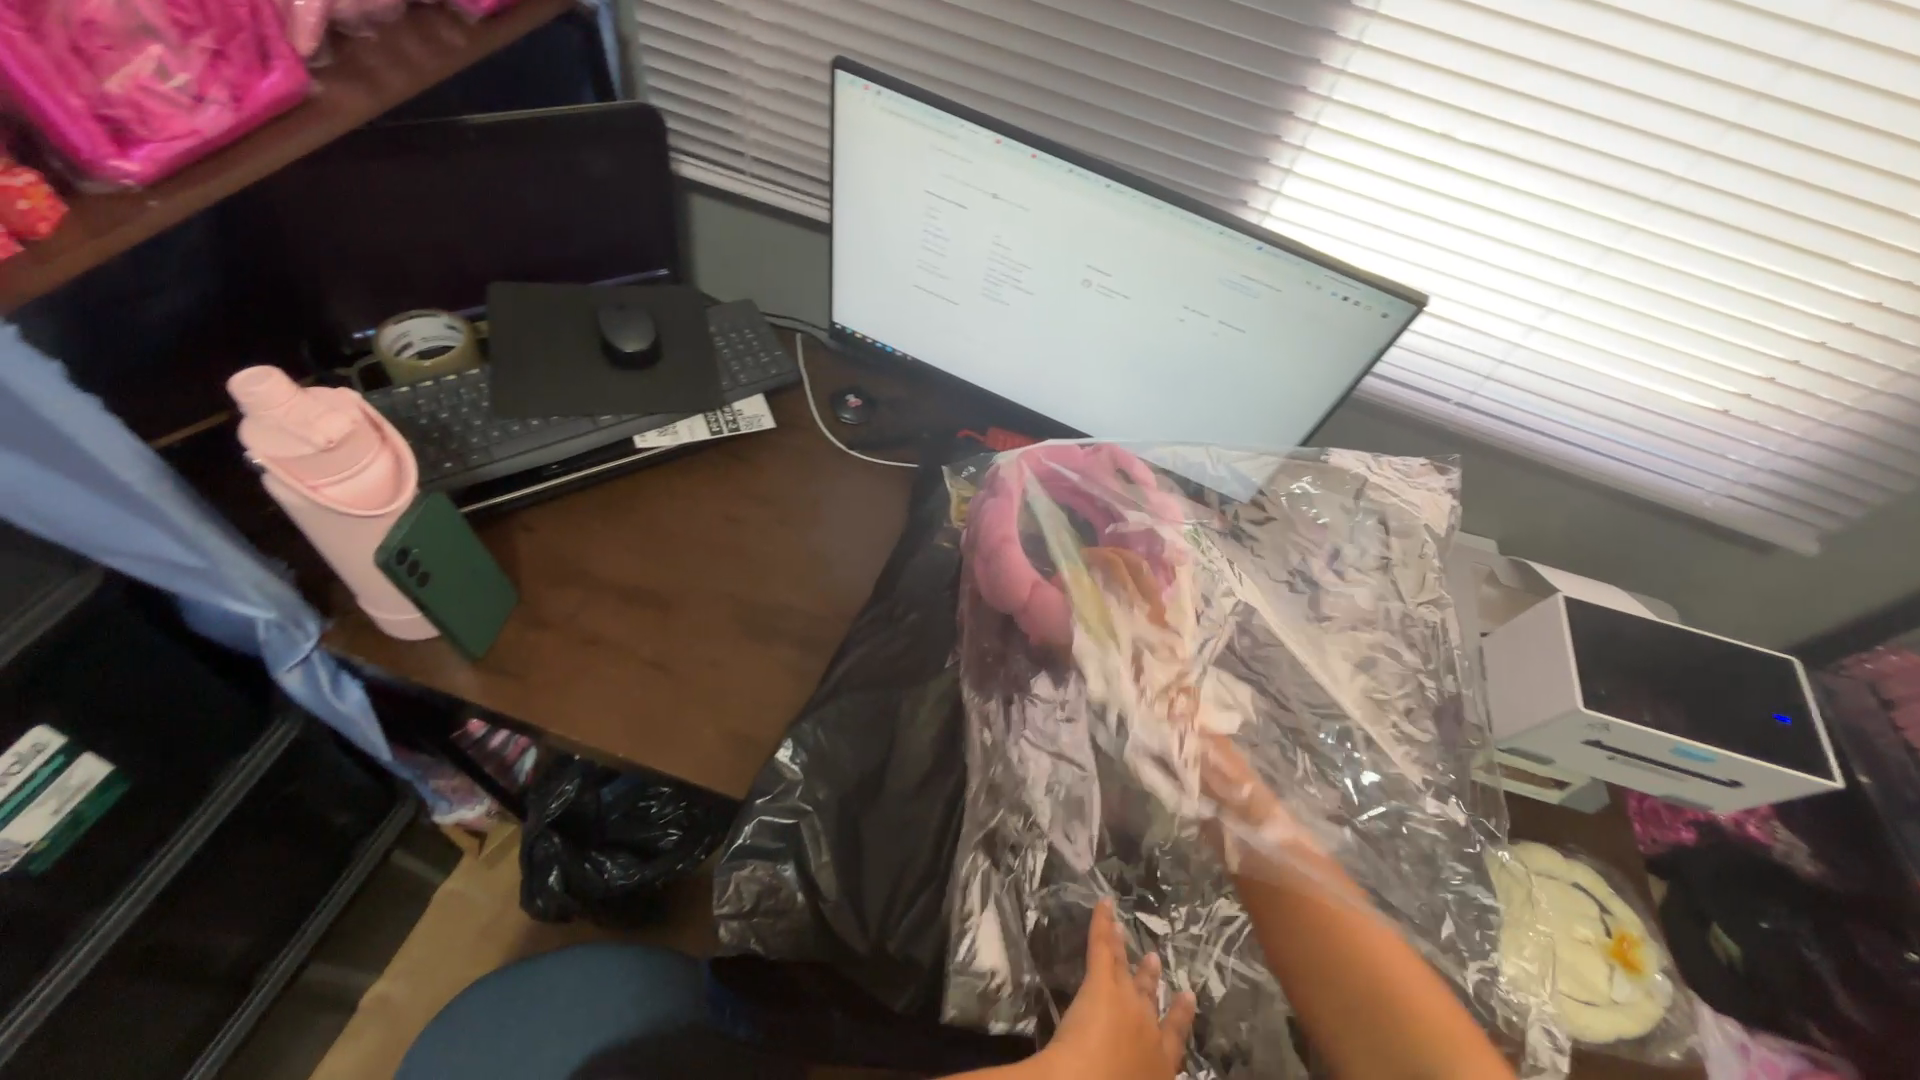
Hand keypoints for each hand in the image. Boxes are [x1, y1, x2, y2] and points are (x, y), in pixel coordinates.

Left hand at [1031, 898, 1195, 1079]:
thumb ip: (1145, 1068)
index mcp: (1160, 1062)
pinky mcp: (1100, 984)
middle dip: (1150, 979)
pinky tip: (1104, 903)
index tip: (1187, 995)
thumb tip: (1143, 1066)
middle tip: (1153, 960)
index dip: (1180, 1014)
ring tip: (1123, 931)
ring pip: (1123, 969)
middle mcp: (1147, 1027)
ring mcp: (1125, 1001)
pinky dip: (1102, 922)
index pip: (1175, 1036)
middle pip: (1148, 998)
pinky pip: (1101, 946)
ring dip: (1122, 949)